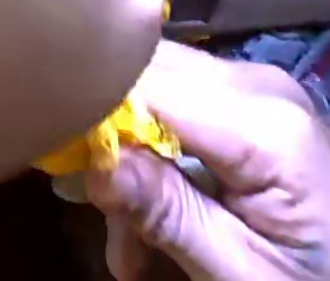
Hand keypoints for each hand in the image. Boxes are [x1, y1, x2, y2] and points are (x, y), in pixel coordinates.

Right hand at [86, 43, 329, 280]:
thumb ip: (171, 216)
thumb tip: (91, 164)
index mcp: (264, 122)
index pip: (148, 83)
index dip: (97, 113)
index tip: (66, 167)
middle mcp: (257, 84)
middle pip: (150, 79)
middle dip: (114, 144)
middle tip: (99, 220)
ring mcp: (260, 91)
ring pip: (159, 94)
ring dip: (134, 161)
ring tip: (130, 249)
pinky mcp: (259, 108)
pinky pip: (186, 111)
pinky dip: (163, 160)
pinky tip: (159, 220)